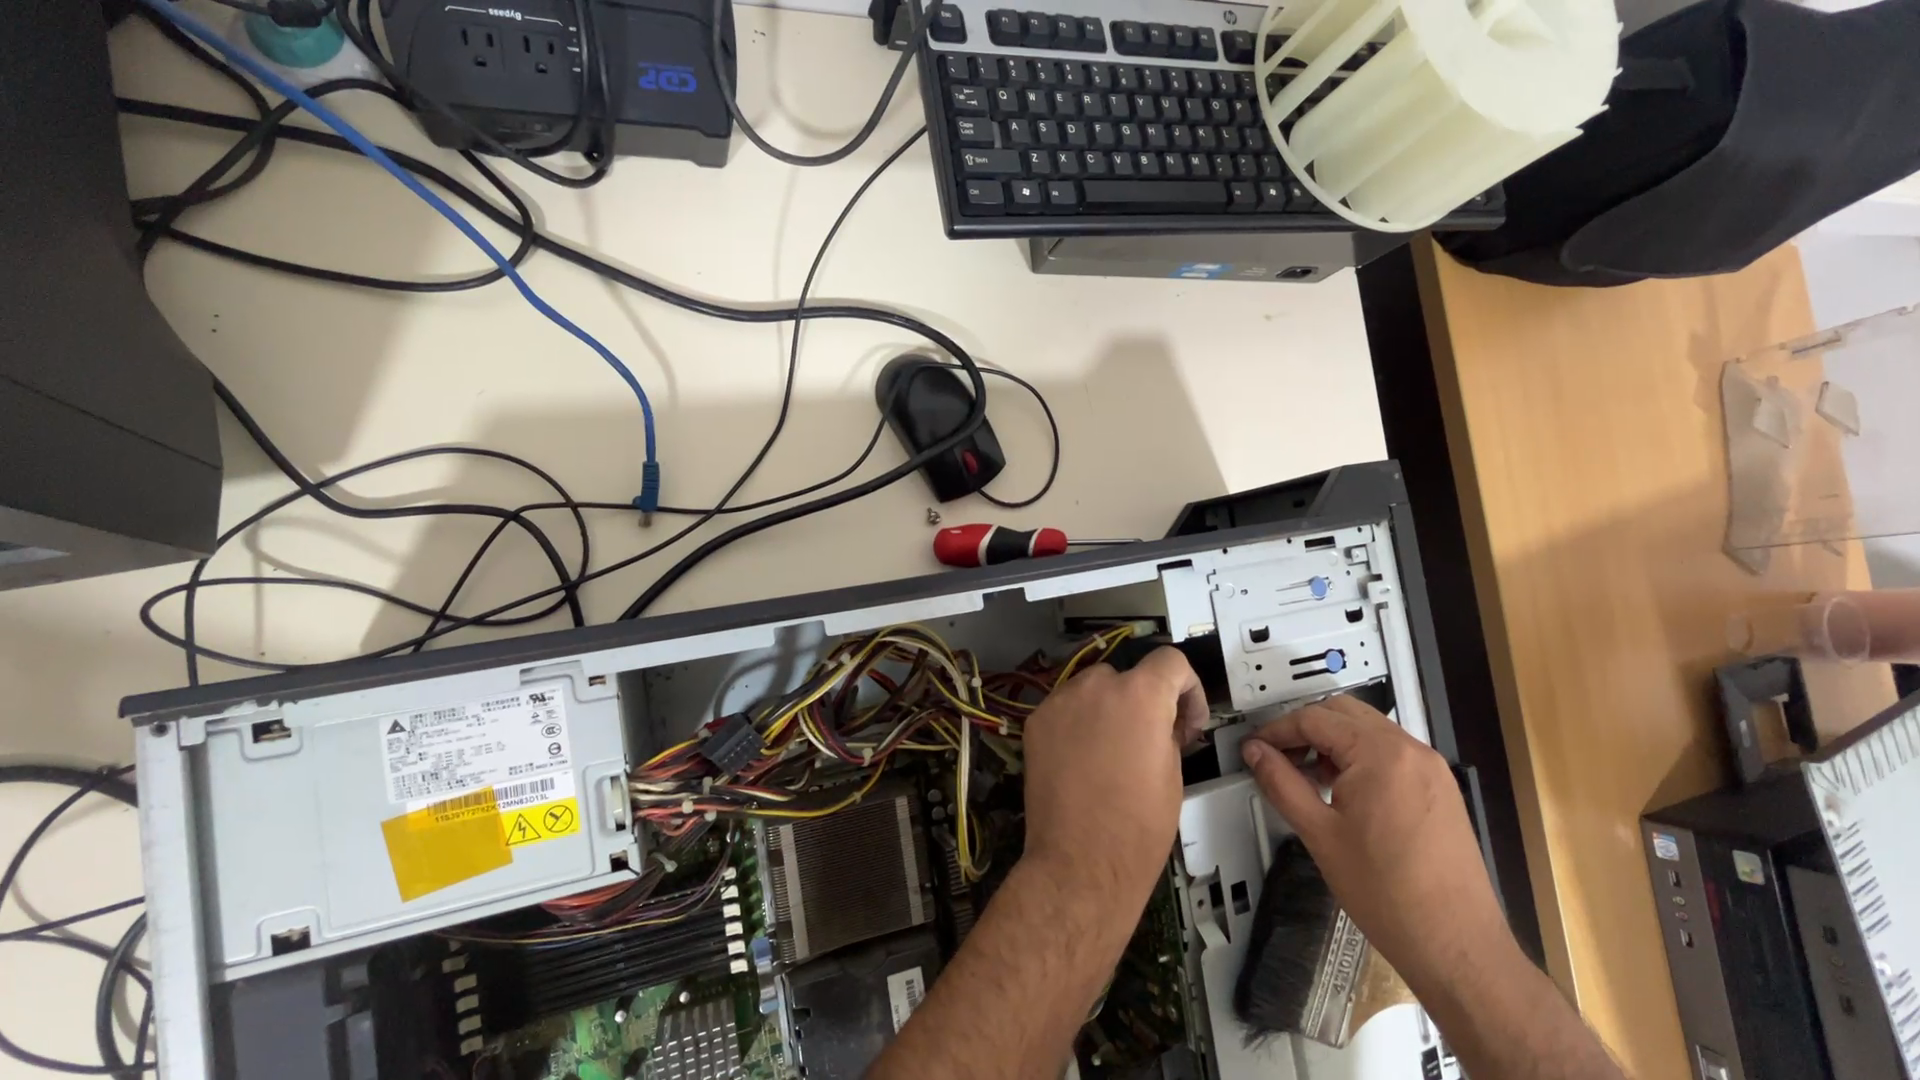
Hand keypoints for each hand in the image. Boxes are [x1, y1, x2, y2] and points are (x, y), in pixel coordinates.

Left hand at [1021, 647, 1208, 897]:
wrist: (1081, 861)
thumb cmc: (1138, 826)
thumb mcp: (1173, 772)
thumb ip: (1168, 730)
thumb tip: (1164, 721)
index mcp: (1140, 695)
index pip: (1170, 661)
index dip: (1187, 688)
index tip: (1186, 718)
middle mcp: (1096, 687)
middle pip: (1126, 675)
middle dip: (1142, 700)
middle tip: (1151, 738)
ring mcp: (1060, 702)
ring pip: (1091, 689)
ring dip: (1107, 708)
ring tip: (1114, 749)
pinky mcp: (1035, 723)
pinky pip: (1065, 709)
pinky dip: (1078, 723)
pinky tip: (1084, 758)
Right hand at [1239, 695, 1512, 992]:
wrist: (1455, 944)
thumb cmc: (1390, 894)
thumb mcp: (1319, 834)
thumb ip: (1281, 783)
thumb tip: (1257, 754)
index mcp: (1380, 755)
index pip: (1315, 718)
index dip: (1277, 730)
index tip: (1256, 747)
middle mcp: (1412, 751)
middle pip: (1344, 712)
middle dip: (1305, 728)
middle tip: (1277, 755)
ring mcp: (1432, 769)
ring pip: (1368, 729)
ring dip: (1333, 741)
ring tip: (1307, 776)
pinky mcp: (1441, 788)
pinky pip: (1391, 752)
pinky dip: (1360, 757)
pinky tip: (1343, 791)